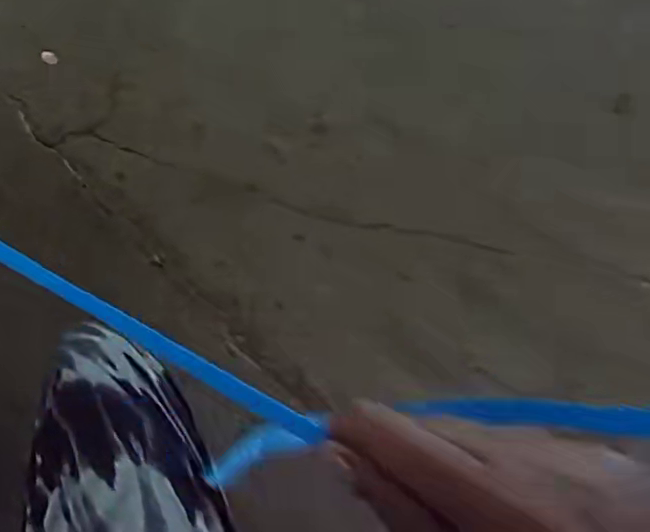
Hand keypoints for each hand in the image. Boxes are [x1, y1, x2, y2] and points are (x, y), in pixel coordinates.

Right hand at [329, 402, 649, 531]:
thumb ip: (405, 515)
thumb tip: (335, 455)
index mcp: (496, 496)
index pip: (371, 420)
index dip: (351, 441)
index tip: (355, 472)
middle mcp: (525, 456)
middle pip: (415, 421)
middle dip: (408, 455)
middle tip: (430, 504)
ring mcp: (570, 450)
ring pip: (465, 429)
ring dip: (459, 460)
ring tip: (492, 510)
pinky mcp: (598, 453)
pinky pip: (518, 439)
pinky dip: (509, 466)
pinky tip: (541, 507)